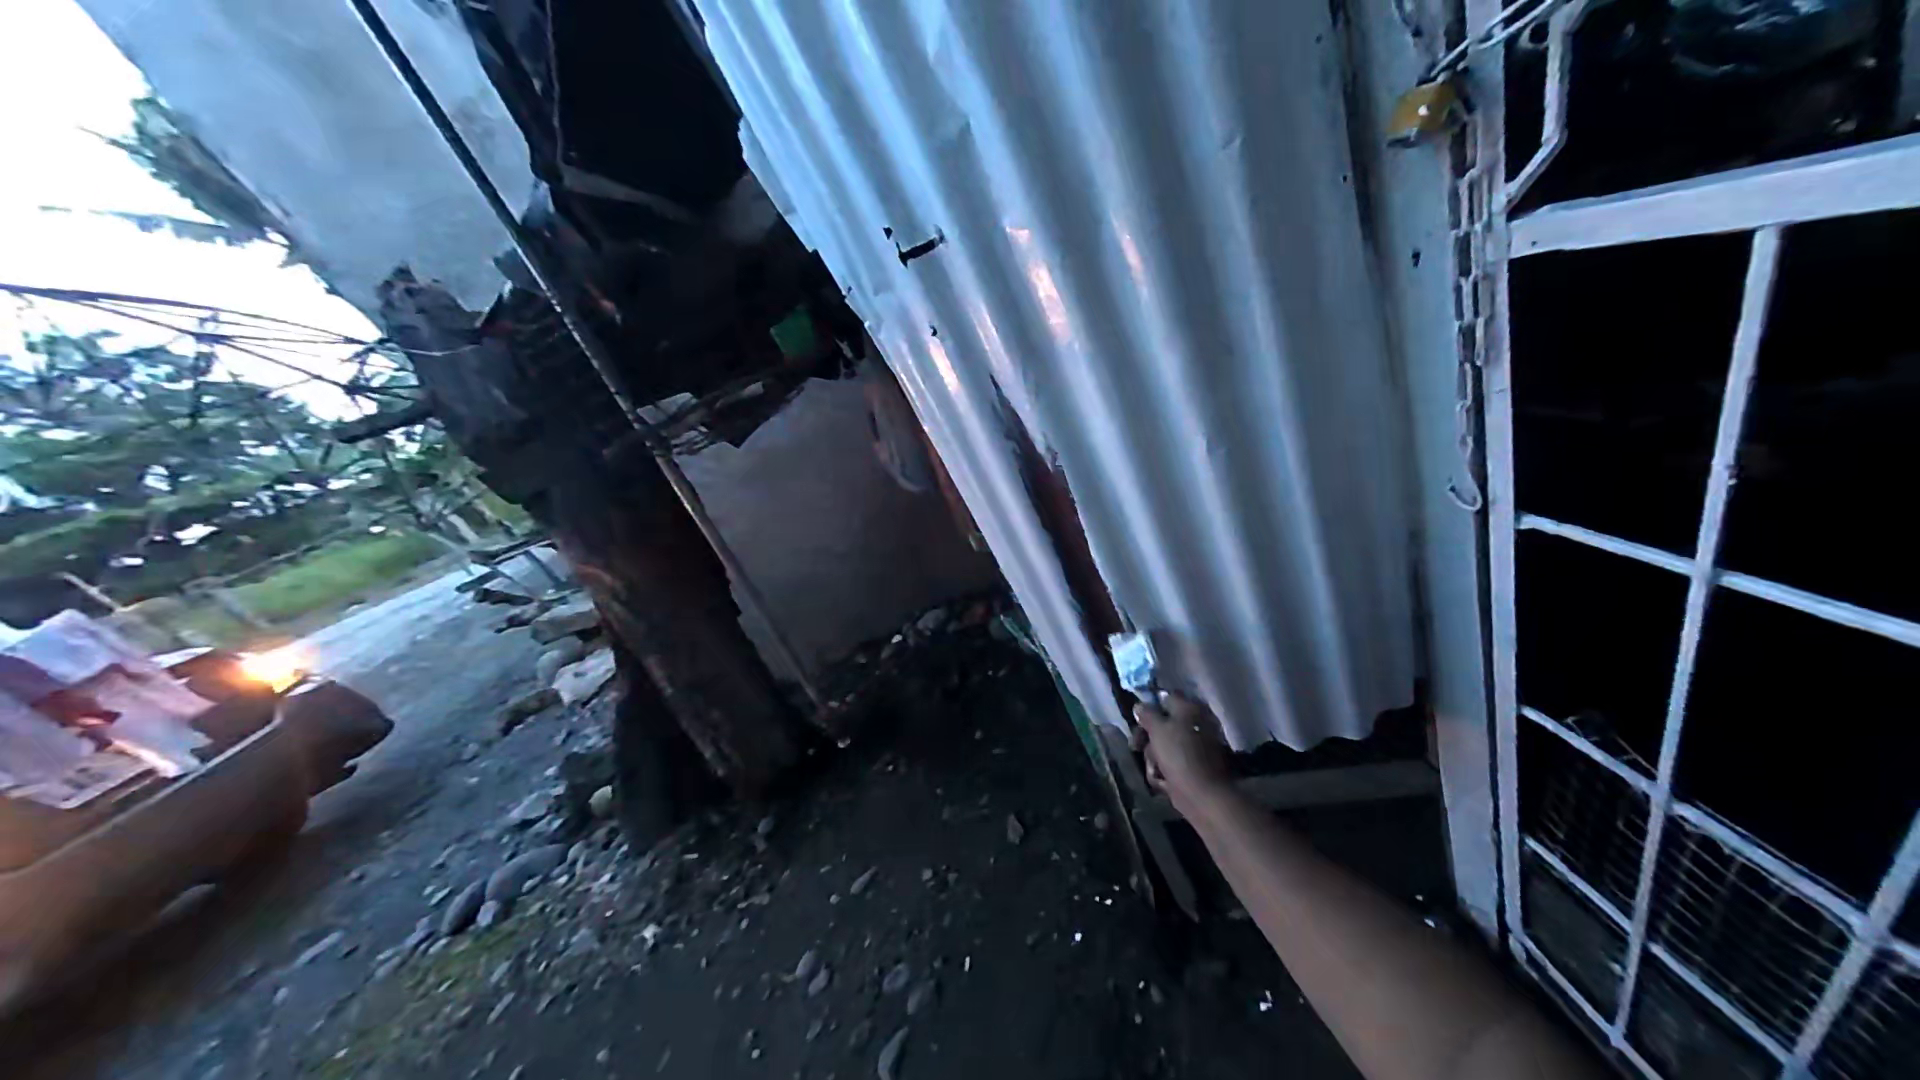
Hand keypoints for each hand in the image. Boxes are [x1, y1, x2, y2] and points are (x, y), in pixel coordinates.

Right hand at [1130, 693, 1231, 812]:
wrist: (1202, 794)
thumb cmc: (1180, 754)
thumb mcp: (1158, 728)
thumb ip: (1147, 714)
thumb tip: (1140, 705)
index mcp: (1190, 709)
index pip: (1166, 697)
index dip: (1150, 705)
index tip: (1137, 718)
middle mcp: (1195, 725)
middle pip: (1161, 723)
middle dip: (1147, 736)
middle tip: (1135, 745)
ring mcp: (1194, 747)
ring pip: (1162, 745)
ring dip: (1153, 757)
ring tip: (1154, 769)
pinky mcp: (1191, 767)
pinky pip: (1169, 763)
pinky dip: (1163, 771)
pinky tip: (1162, 780)